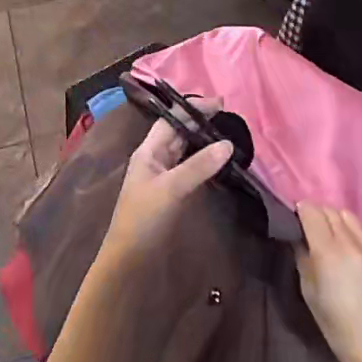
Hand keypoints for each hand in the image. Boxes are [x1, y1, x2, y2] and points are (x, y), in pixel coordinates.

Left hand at [94, 115, 233, 275]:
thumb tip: (228, 143)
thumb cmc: (144, 219)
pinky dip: (205, 162)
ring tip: (230, 135)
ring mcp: (163, 177)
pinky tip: (221, 163)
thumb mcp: (171, 188)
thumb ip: (199, 166)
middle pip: (179, 133)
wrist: (130, 259)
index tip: (221, 103)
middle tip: (231, 117)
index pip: (171, 120)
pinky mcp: (172, 194)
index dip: (192, 109)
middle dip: (201, 122)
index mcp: (148, 151)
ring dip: (204, 142)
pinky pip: (190, 169)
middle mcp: (155, 159)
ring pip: (185, 151)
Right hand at [297, 204, 361, 361]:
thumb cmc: (339, 329)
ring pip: (352, 219)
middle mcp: (355, 243)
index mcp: (330, 253)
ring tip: (335, 241)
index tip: (296, 220)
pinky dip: (357, 237)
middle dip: (318, 215)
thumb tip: (300, 239)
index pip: (312, 211)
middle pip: (332, 210)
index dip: (301, 212)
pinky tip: (357, 258)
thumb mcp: (309, 294)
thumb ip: (303, 259)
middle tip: (312, 231)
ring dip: (338, 223)